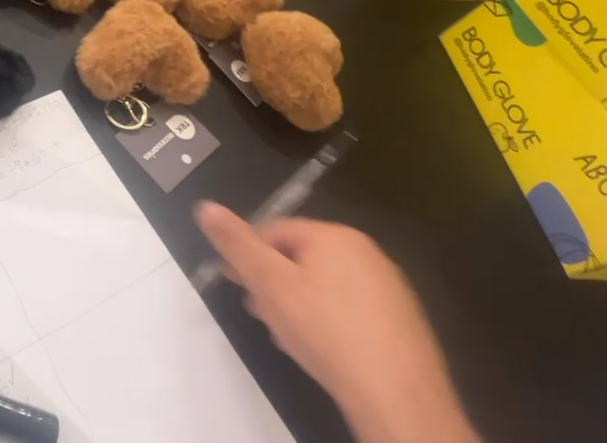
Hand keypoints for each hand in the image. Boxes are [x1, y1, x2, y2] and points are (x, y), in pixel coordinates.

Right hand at [194, 203, 479, 442]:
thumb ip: (236, 244)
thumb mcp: (269, 283)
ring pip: (324, 286)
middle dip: (272, 282)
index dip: (248, 255)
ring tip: (283, 334)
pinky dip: (326, 322)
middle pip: (300, 258)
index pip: (275, 230)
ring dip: (295, 304)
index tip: (234, 283)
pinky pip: (349, 310)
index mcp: (335, 236)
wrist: (398, 399)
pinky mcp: (401, 324)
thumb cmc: (326, 331)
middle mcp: (367, 254)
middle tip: (257, 311)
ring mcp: (389, 290)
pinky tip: (317, 348)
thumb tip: (204, 206)